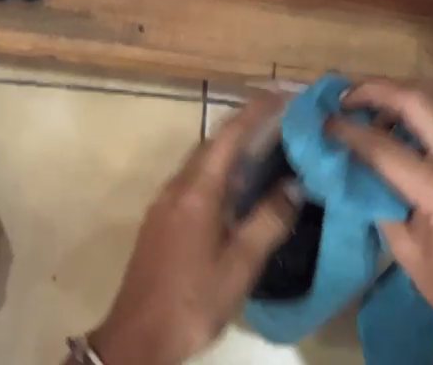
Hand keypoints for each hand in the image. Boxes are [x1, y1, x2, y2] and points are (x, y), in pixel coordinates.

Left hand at [90, 96, 298, 364]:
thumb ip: (268, 222)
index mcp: (198, 190)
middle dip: (247, 124)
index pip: (230, 134)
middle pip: (215, 142)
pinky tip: (239, 189)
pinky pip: (196, 178)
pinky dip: (221, 171)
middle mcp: (178, 185)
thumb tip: (295, 185)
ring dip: (234, 148)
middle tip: (284, 122)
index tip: (284, 95)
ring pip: (204, 160)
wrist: (137, 337)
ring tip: (269, 149)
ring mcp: (166, 201)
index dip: (256, 110)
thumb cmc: (192, 300)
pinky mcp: (162, 218)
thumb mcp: (240, 267)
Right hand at [329, 80, 432, 356]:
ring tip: (361, 108)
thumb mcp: (408, 253)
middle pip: (417, 100)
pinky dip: (412, 110)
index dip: (349, 131)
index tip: (322, 123)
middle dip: (374, 90)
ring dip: (394, 96)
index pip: (387, 147)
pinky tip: (390, 126)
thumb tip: (348, 165)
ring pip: (432, 101)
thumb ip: (378, 200)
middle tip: (342, 99)